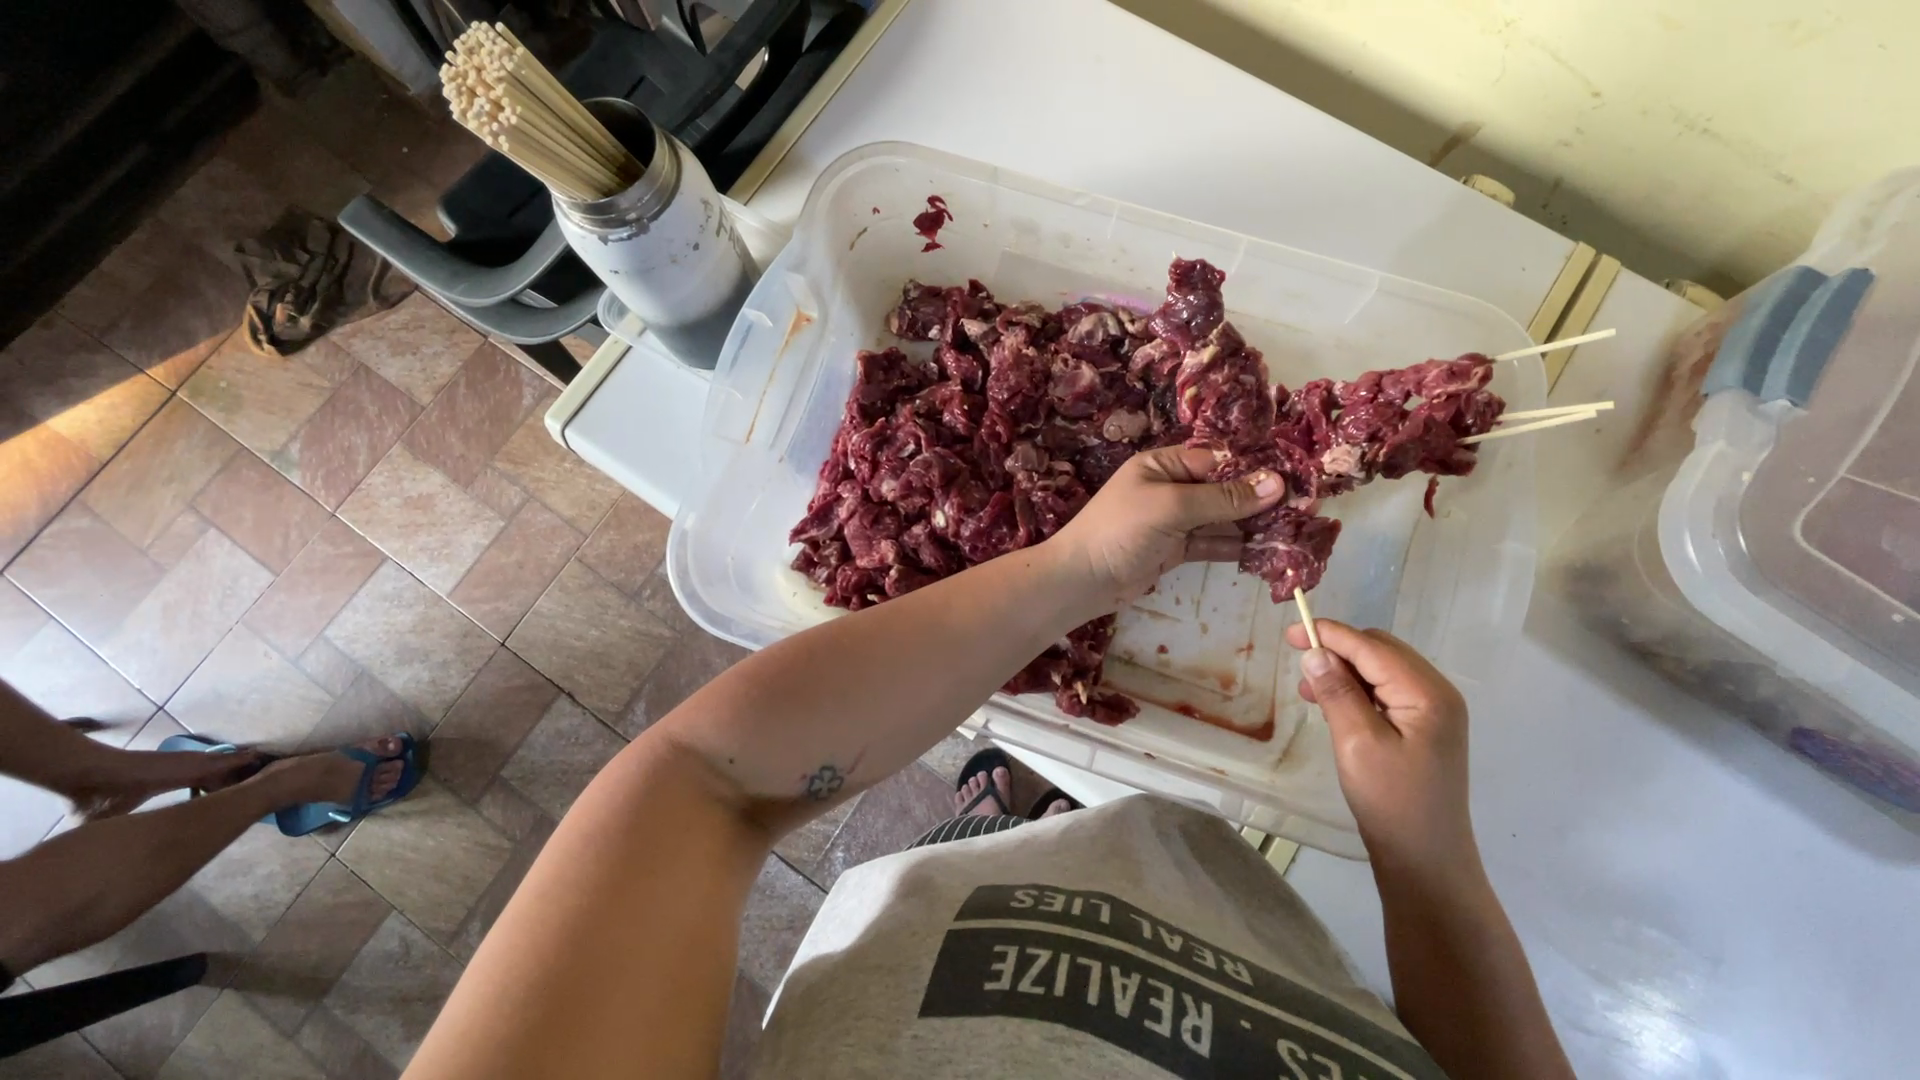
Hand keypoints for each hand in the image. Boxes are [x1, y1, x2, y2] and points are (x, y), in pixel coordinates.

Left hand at [1045, 445, 1284, 613]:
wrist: (1083, 579)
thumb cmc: (1120, 530)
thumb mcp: (1172, 507)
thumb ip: (1223, 498)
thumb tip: (1276, 482)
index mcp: (1163, 464)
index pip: (1218, 459)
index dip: (1254, 468)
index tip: (1294, 477)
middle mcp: (1171, 487)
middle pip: (1224, 488)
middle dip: (1259, 498)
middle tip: (1304, 507)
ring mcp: (1174, 520)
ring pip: (1222, 517)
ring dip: (1253, 524)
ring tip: (1294, 528)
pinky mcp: (1175, 549)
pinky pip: (1213, 543)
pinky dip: (1236, 547)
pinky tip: (1265, 552)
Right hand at [1283, 619, 1479, 882]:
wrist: (1425, 857)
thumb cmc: (1390, 800)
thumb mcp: (1356, 742)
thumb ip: (1337, 692)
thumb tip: (1315, 651)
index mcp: (1427, 694)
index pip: (1372, 647)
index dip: (1331, 634)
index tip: (1290, 631)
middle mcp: (1437, 694)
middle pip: (1381, 651)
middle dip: (1339, 650)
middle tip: (1298, 663)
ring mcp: (1434, 712)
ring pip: (1383, 670)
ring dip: (1345, 671)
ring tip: (1309, 689)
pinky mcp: (1425, 728)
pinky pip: (1387, 692)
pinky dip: (1357, 689)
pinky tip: (1332, 704)